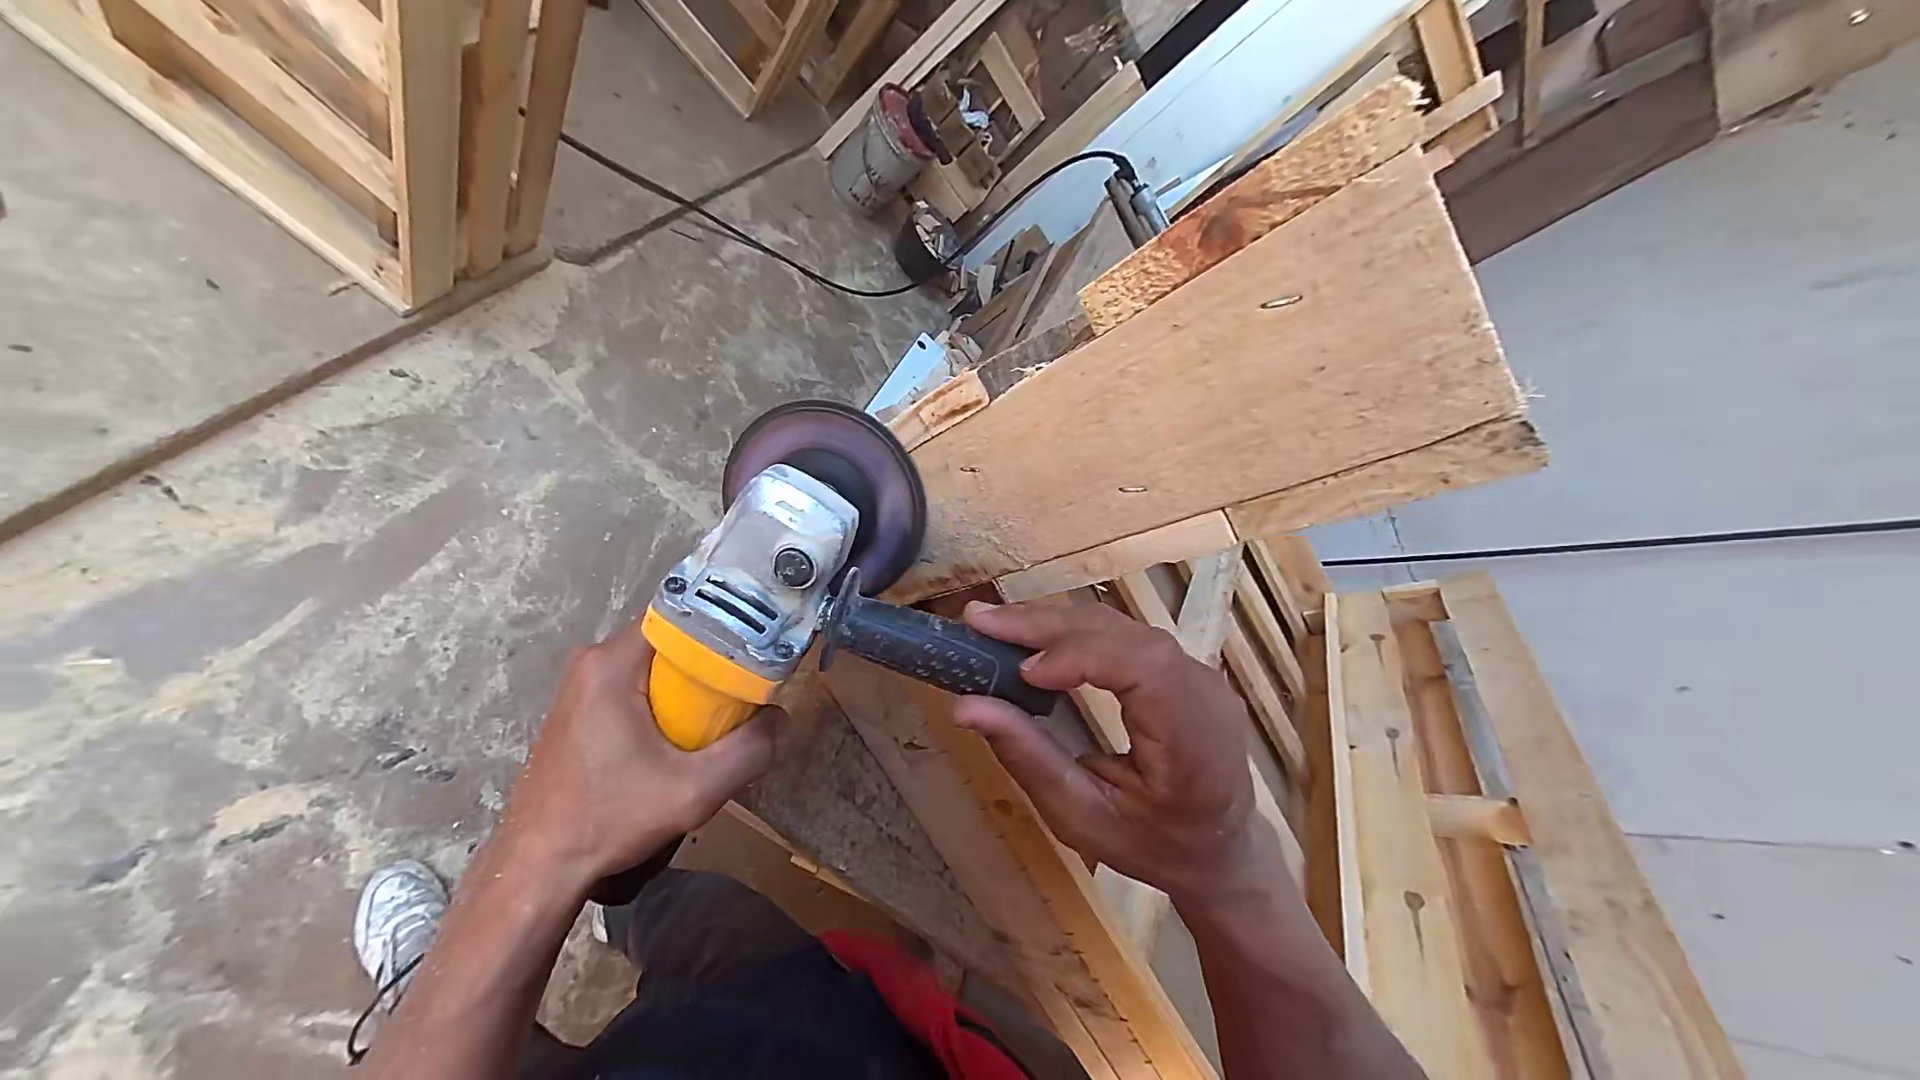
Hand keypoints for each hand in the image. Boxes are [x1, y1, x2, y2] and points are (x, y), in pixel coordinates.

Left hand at [496, 616, 778, 892]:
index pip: (683, 618)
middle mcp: (593, 664)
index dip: (725, 632)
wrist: (535, 872)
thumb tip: (781, 718)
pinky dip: (667, 702)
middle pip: (672, 643)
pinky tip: (683, 738)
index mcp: (611, 664)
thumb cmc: (607, 822)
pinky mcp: (581, 712)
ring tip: (720, 719)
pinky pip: (638, 687)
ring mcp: (582, 688)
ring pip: (657, 667)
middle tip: (744, 695)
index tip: (756, 656)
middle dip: (712, 664)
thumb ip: (749, 752)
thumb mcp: (693, 792)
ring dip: (691, 687)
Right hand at [952, 601, 1266, 905]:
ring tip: (994, 623)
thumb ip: (1029, 759)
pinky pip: (1120, 632)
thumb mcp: (1083, 819)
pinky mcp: (1179, 663)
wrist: (1218, 847)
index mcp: (1195, 742)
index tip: (1022, 670)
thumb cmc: (1152, 845)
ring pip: (1118, 624)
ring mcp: (1197, 671)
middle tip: (979, 620)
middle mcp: (1204, 692)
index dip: (1081, 656)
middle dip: (1046, 625)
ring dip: (1052, 621)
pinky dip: (1069, 630)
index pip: (1144, 669)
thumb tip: (965, 707)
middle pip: (1123, 634)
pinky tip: (1031, 634)